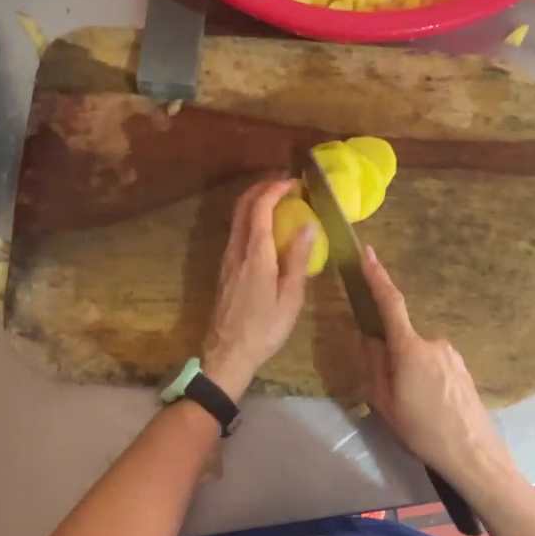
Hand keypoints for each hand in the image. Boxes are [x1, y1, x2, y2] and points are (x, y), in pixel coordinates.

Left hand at [201, 177, 316, 398]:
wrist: (227, 353)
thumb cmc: (264, 329)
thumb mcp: (290, 297)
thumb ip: (298, 259)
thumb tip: (309, 226)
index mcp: (255, 254)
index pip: (259, 207)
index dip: (274, 189)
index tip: (293, 182)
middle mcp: (236, 250)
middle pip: (242, 206)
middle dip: (262, 188)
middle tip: (285, 185)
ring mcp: (227, 259)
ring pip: (237, 218)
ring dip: (255, 203)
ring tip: (279, 202)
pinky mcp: (225, 269)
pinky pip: (236, 232)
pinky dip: (251, 220)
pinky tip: (267, 229)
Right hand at [361, 247, 518, 491]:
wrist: (474, 455)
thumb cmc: (423, 430)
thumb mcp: (385, 402)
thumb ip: (374, 365)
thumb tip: (370, 340)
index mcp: (409, 349)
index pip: (390, 304)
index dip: (377, 277)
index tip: (367, 253)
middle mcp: (434, 343)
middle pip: (402, 340)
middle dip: (393, 360)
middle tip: (393, 397)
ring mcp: (452, 355)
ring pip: (419, 356)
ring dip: (411, 375)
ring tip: (417, 413)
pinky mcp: (463, 368)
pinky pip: (435, 366)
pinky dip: (426, 381)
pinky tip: (432, 411)